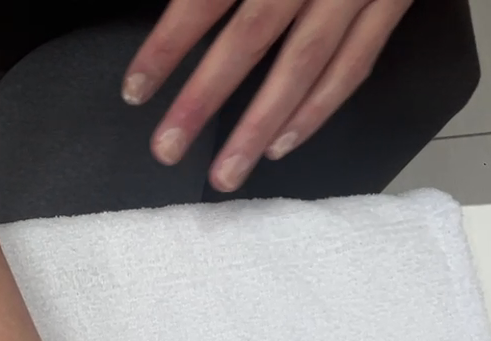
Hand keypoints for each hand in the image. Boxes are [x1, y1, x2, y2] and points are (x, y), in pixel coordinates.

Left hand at [123, 0, 415, 191]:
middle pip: (252, 35)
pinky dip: (318, 108)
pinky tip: (281, 146)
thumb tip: (176, 8)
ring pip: (303, 62)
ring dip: (260, 125)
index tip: (135, 90)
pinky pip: (356, 62)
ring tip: (225, 174)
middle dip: (204, 98)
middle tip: (167, 149)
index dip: (168, 44)